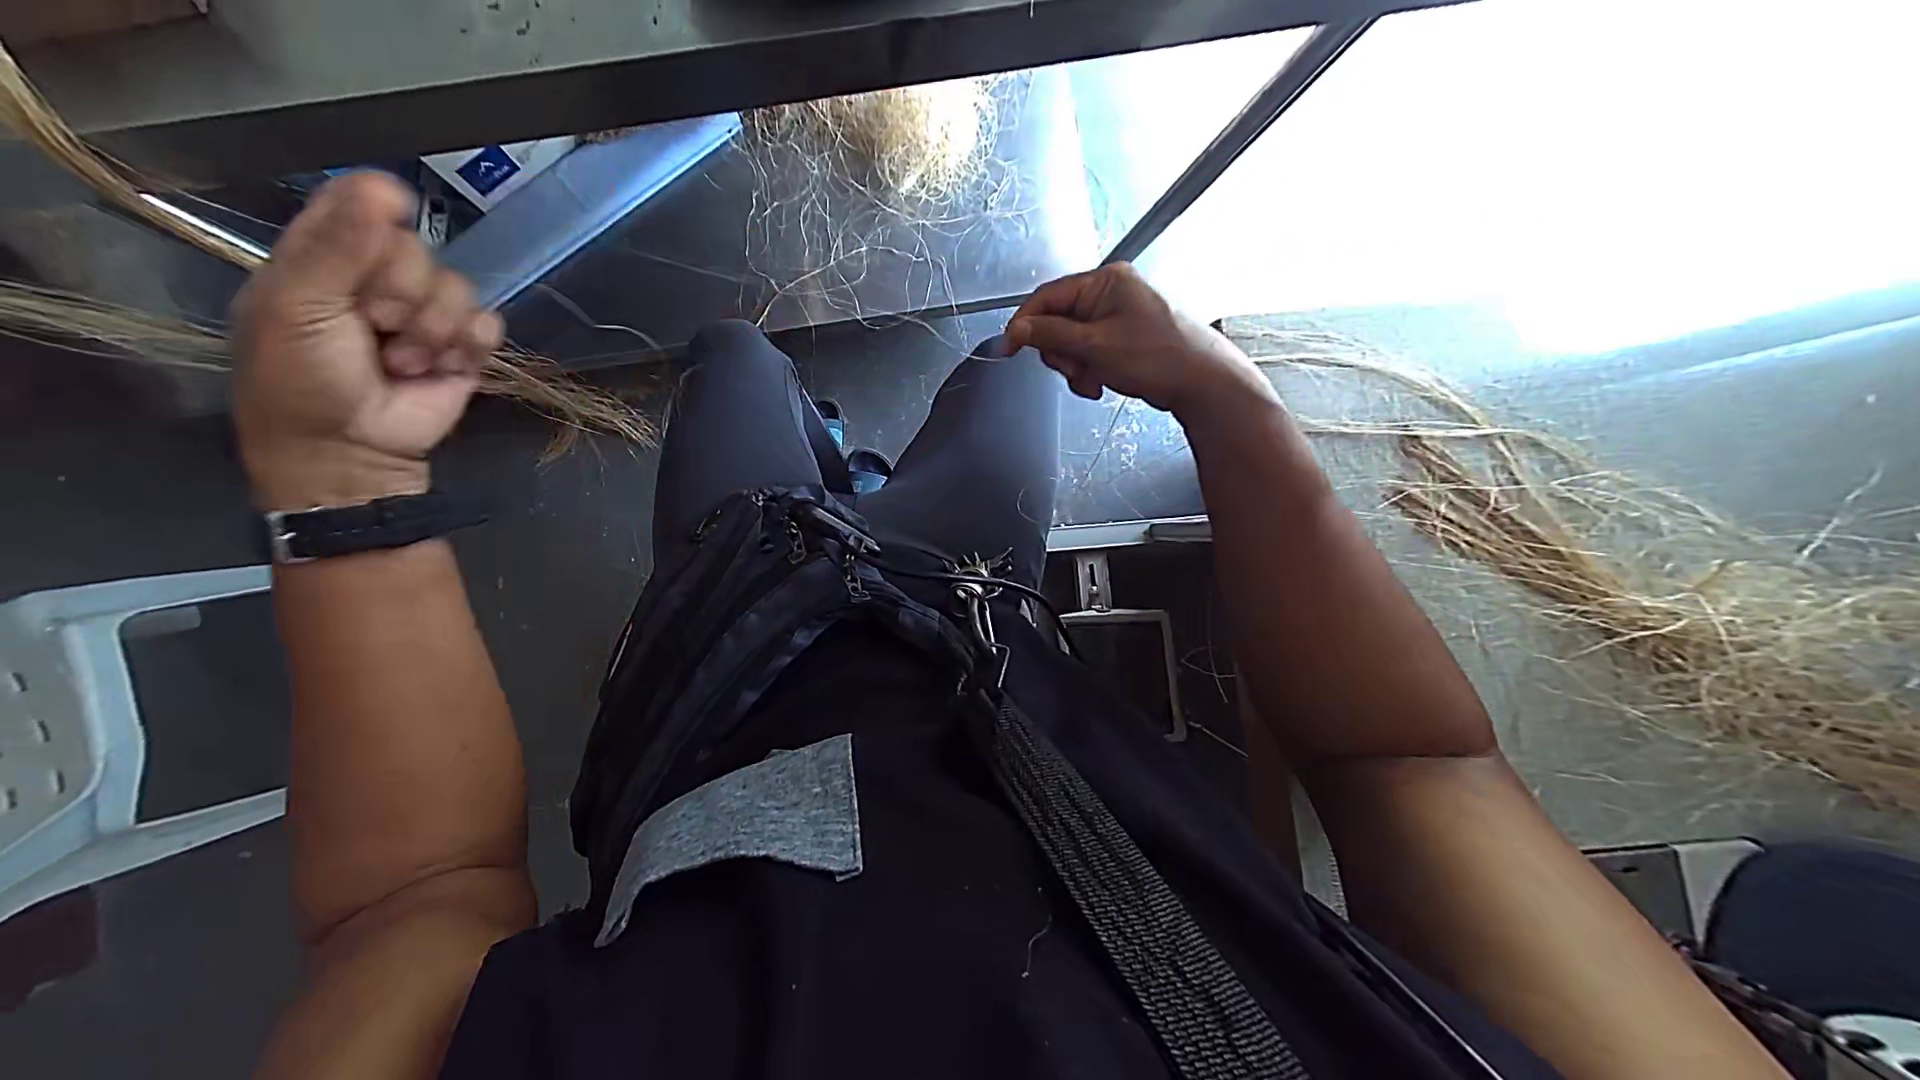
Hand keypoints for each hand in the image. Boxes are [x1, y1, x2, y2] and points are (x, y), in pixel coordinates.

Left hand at [231, 172, 503, 510]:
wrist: (352, 450)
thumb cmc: (302, 380)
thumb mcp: (298, 306)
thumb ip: (338, 246)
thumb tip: (387, 184)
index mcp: (325, 258)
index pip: (360, 207)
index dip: (376, 215)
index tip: (385, 232)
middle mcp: (379, 279)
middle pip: (418, 249)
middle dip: (402, 292)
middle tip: (376, 326)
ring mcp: (427, 315)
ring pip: (458, 288)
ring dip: (434, 330)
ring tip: (405, 363)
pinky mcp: (465, 348)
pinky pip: (489, 323)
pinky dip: (469, 346)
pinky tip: (444, 367)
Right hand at [1004, 263, 1275, 417]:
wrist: (1200, 383)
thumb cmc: (1160, 356)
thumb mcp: (1094, 345)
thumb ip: (1050, 334)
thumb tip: (1018, 328)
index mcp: (1104, 281)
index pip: (1047, 296)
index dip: (1025, 323)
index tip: (1009, 347)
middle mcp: (1110, 294)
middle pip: (1056, 322)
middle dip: (1060, 352)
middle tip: (1074, 367)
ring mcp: (1116, 317)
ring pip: (1070, 343)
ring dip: (1075, 367)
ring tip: (1094, 379)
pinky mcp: (1121, 339)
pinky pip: (1087, 354)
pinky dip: (1088, 372)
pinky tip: (1102, 383)